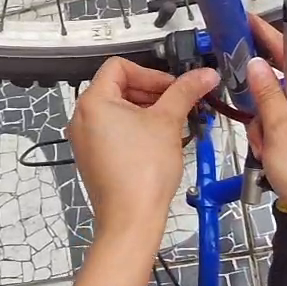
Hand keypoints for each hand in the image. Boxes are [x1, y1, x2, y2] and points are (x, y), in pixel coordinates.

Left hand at [68, 58, 218, 241]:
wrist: (131, 218)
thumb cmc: (142, 172)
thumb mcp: (168, 122)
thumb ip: (185, 92)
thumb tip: (204, 75)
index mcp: (93, 102)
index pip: (120, 67)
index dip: (150, 73)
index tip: (173, 87)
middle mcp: (82, 118)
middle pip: (119, 88)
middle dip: (153, 93)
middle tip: (179, 103)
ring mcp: (86, 139)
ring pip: (119, 111)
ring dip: (148, 111)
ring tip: (174, 124)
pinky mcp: (94, 157)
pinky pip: (115, 131)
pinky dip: (137, 129)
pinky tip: (161, 141)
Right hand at [244, 15, 286, 241]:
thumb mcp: (279, 131)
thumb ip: (266, 94)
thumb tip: (255, 63)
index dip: (268, 34)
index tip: (248, 20)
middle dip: (261, 87)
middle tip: (240, 88)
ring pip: (282, 105)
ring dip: (265, 120)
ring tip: (263, 144)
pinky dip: (273, 136)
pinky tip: (269, 154)